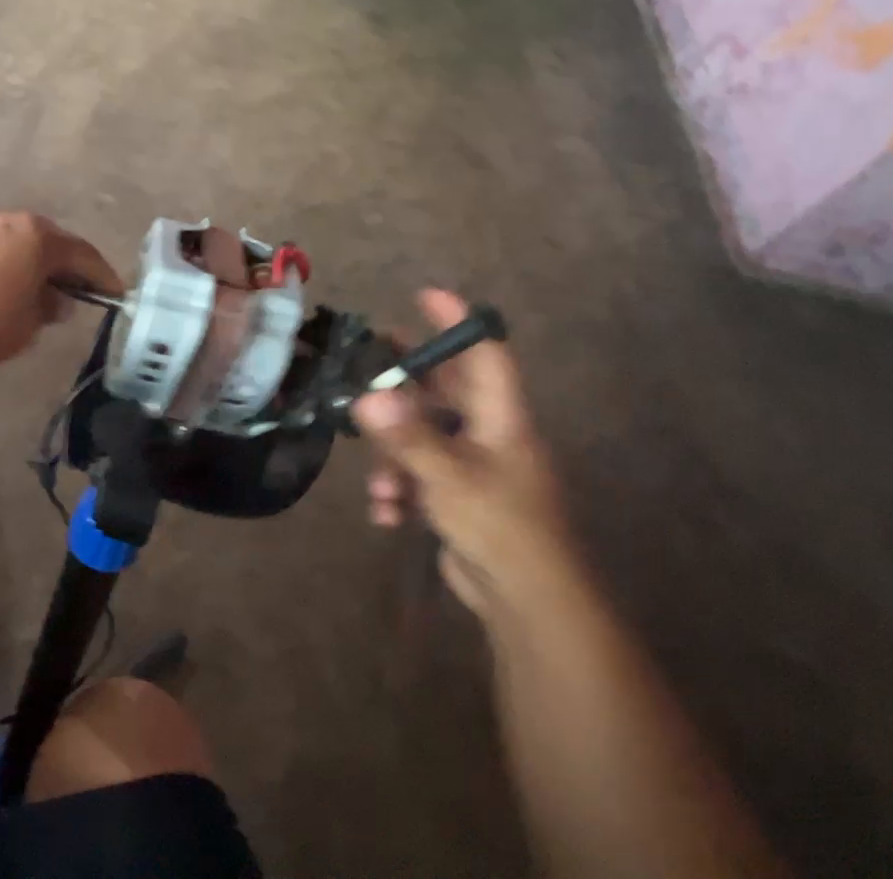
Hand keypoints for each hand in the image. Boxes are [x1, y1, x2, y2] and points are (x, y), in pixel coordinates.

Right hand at [353, 289, 577, 615]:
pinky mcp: (457, 500)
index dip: (460, 323)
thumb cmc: (500, 527)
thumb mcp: (449, 478)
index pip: (485, 357)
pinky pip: (417, 479)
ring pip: (422, 441)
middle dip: (408, 380)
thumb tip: (366, 396)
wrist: (526, 598)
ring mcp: (473, 470)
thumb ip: (408, 437)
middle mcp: (490, 438)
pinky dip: (399, 492)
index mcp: (502, 421)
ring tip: (382, 489)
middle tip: (369, 361)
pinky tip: (388, 516)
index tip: (427, 294)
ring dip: (393, 461)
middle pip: (447, 392)